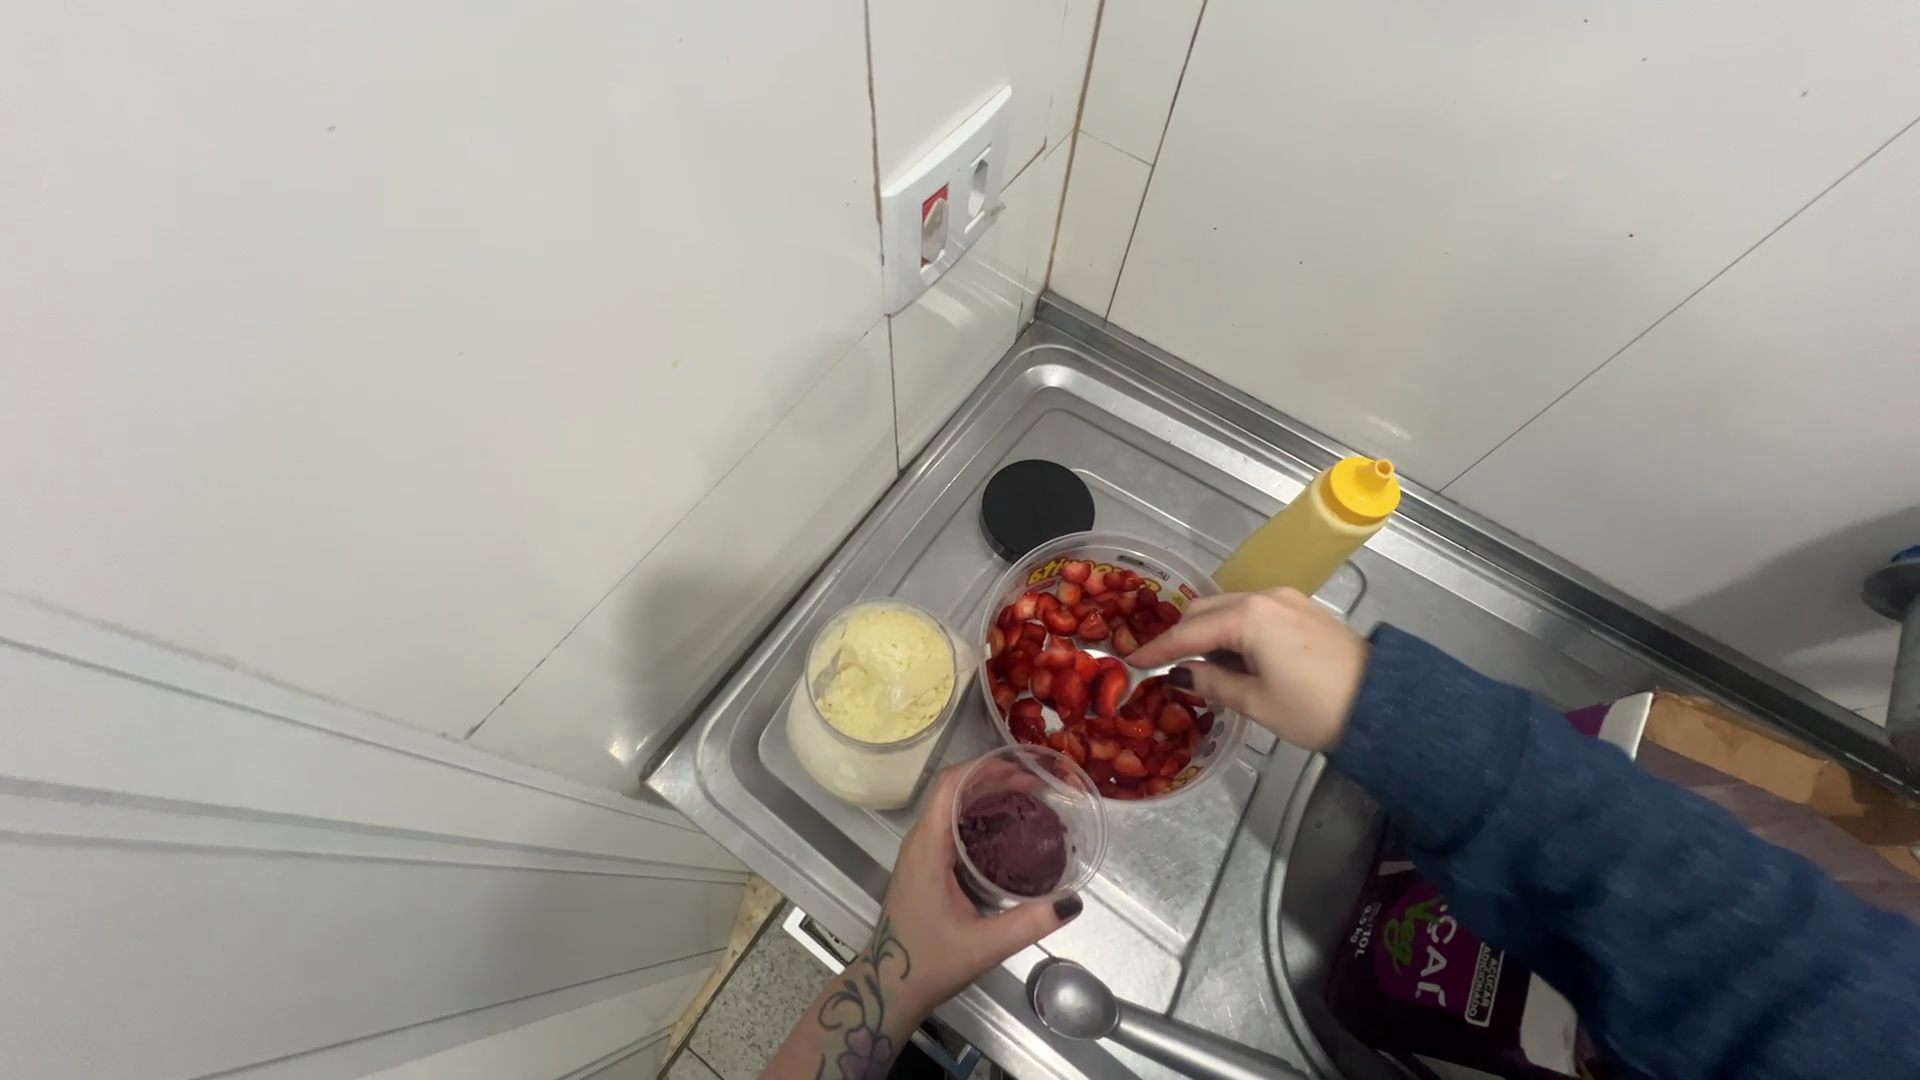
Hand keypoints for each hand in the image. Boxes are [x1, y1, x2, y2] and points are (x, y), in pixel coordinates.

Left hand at [871, 764, 1081, 1019]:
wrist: (888, 988)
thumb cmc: (928, 963)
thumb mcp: (984, 946)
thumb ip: (1028, 923)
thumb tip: (1072, 902)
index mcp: (928, 847)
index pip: (950, 785)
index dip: (984, 768)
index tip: (1020, 771)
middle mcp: (919, 839)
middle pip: (953, 788)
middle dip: (992, 778)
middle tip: (1034, 784)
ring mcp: (918, 850)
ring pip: (949, 803)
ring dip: (984, 793)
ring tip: (1023, 797)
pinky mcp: (922, 862)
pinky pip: (948, 821)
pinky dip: (975, 812)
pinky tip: (1002, 826)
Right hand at [1125, 587, 1368, 752]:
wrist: (1386, 706)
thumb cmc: (1316, 708)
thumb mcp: (1256, 702)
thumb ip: (1210, 682)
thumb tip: (1181, 674)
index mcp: (1248, 616)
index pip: (1188, 632)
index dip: (1157, 649)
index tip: (1131, 662)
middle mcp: (1263, 597)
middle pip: (1204, 610)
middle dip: (1180, 636)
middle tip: (1161, 666)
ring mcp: (1285, 600)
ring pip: (1226, 608)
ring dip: (1205, 632)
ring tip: (1195, 666)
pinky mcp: (1300, 610)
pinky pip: (1250, 612)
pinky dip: (1230, 630)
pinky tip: (1229, 657)